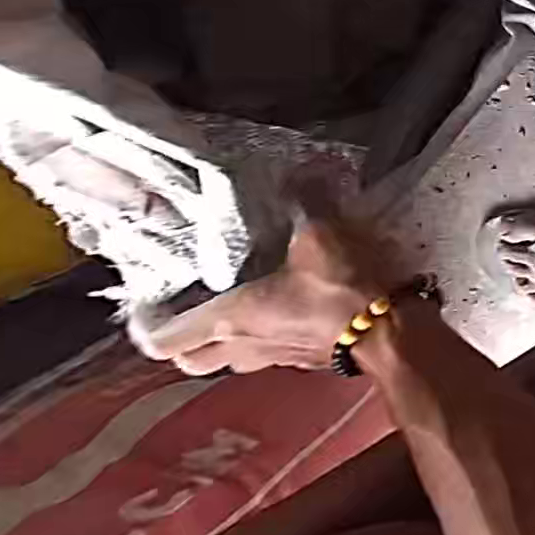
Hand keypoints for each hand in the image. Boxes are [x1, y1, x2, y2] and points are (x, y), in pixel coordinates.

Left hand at [141, 203, 398, 375]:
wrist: (385, 329)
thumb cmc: (338, 286)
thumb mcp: (320, 236)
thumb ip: (306, 204)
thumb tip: (302, 172)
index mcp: (228, 319)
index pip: (161, 340)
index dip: (148, 326)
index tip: (156, 305)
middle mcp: (240, 347)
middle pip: (190, 360)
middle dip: (190, 342)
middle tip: (201, 312)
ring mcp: (274, 361)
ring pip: (231, 361)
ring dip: (231, 344)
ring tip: (247, 314)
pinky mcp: (306, 363)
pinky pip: (272, 357)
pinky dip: (272, 341)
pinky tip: (293, 318)